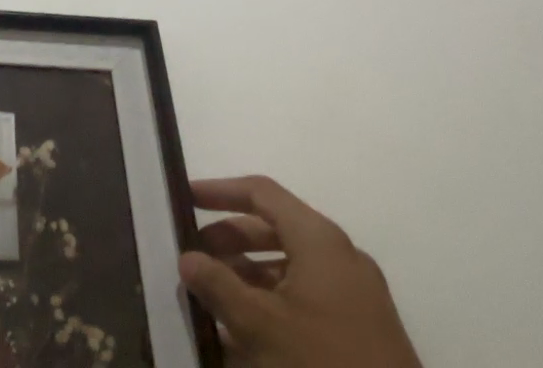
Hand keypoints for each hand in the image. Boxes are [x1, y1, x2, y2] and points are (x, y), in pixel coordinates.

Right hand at [179, 176, 420, 367]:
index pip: (261, 193)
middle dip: (228, 238)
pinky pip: (304, 294)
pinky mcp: (360, 327)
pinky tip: (242, 330)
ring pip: (288, 264)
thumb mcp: (257, 325)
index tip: (183, 199)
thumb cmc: (321, 365)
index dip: (219, 191)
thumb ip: (217, 285)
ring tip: (210, 295)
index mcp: (319, 241)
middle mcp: (340, 256)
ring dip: (246, 272)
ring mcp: (354, 293)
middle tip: (192, 257)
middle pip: (274, 227)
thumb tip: (188, 258)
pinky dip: (270, 298)